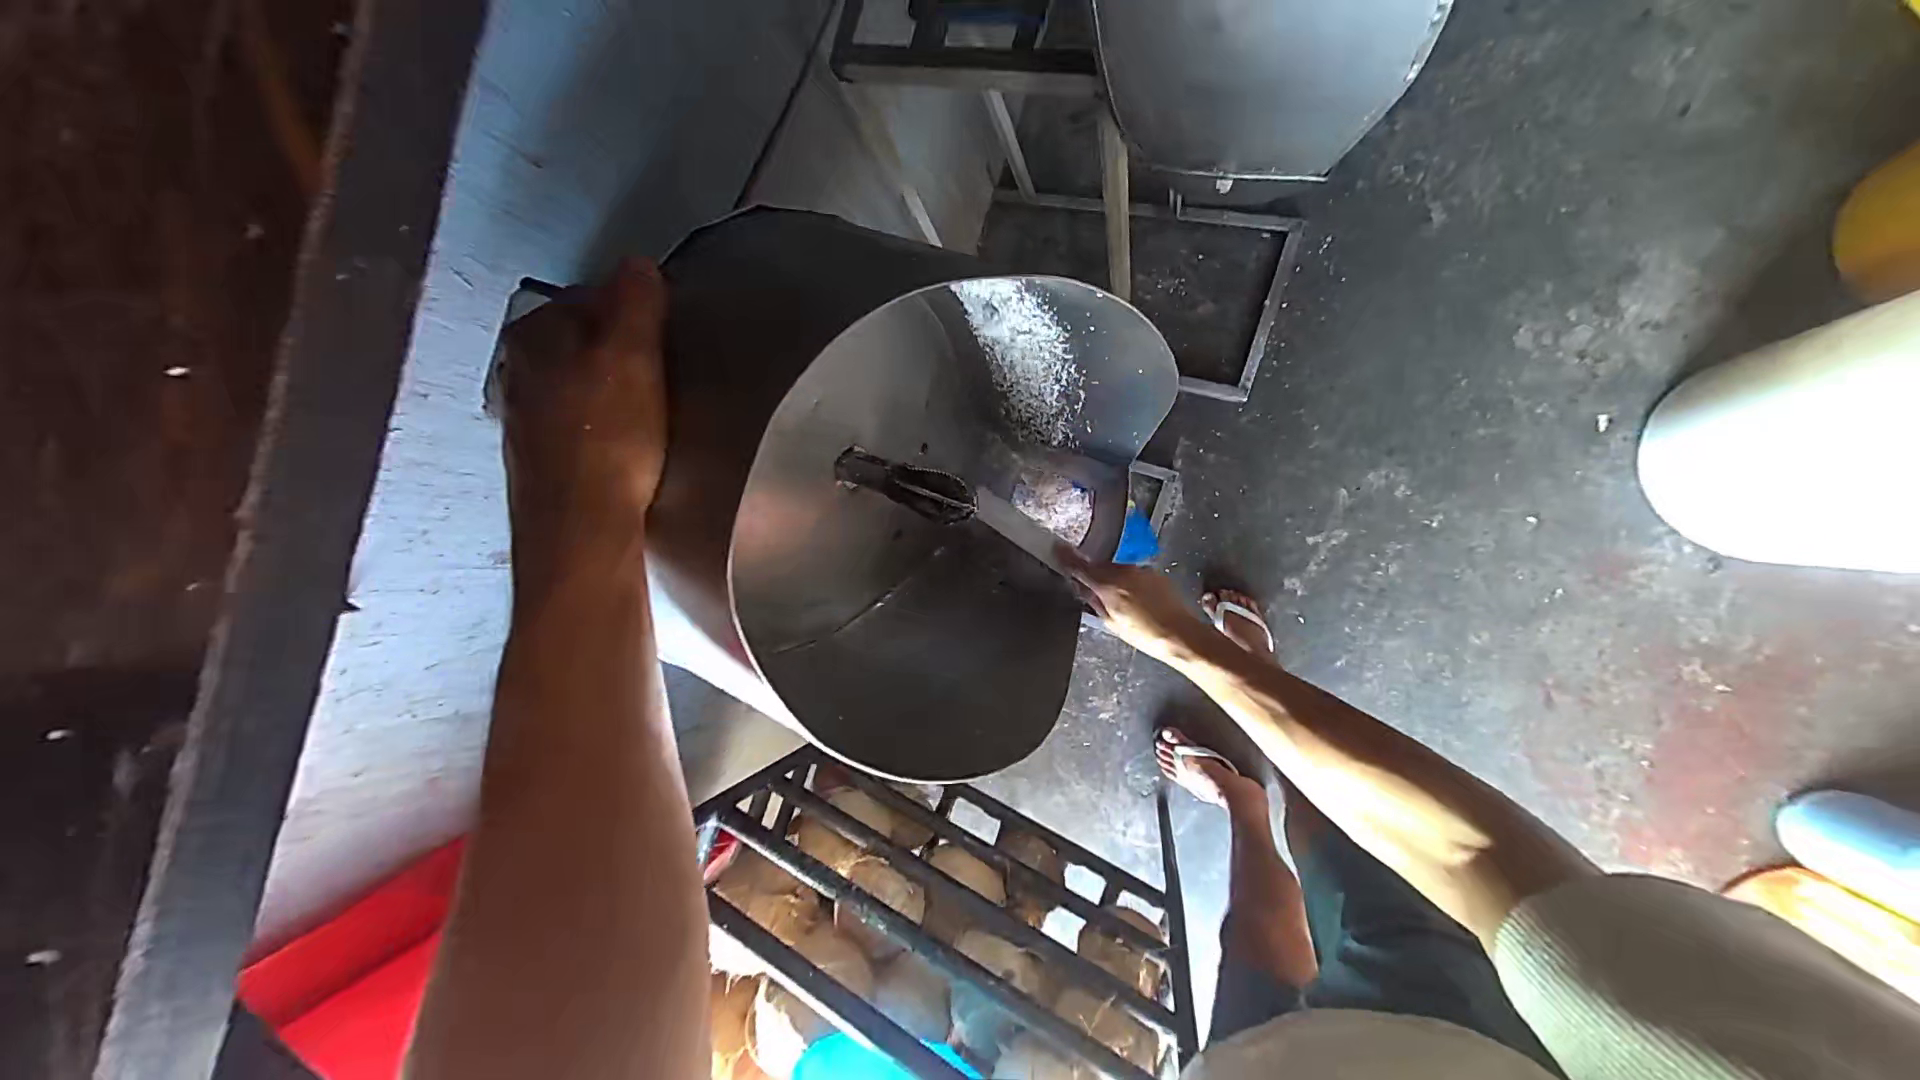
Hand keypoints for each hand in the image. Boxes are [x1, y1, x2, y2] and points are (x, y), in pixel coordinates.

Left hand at [500, 259, 668, 535]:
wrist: (581, 525)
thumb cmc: (611, 436)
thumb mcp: (632, 358)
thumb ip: (634, 303)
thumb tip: (638, 263)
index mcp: (535, 332)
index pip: (593, 294)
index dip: (637, 308)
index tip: (669, 335)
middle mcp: (518, 366)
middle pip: (582, 337)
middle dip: (622, 346)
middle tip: (665, 372)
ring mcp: (523, 412)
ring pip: (577, 377)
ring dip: (611, 383)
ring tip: (650, 407)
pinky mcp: (537, 453)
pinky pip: (575, 414)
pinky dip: (600, 417)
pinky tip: (623, 439)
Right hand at [1056, 545, 1213, 665]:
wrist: (1181, 635)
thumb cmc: (1146, 635)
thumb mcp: (1111, 623)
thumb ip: (1094, 601)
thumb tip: (1083, 589)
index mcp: (1109, 585)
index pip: (1081, 566)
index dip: (1067, 558)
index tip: (1058, 550)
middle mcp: (1124, 572)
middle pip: (1100, 567)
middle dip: (1094, 576)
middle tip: (1091, 593)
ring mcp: (1141, 570)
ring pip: (1117, 570)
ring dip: (1113, 581)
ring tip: (1119, 604)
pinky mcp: (1154, 574)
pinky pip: (1133, 574)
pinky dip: (1129, 583)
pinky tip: (1135, 602)